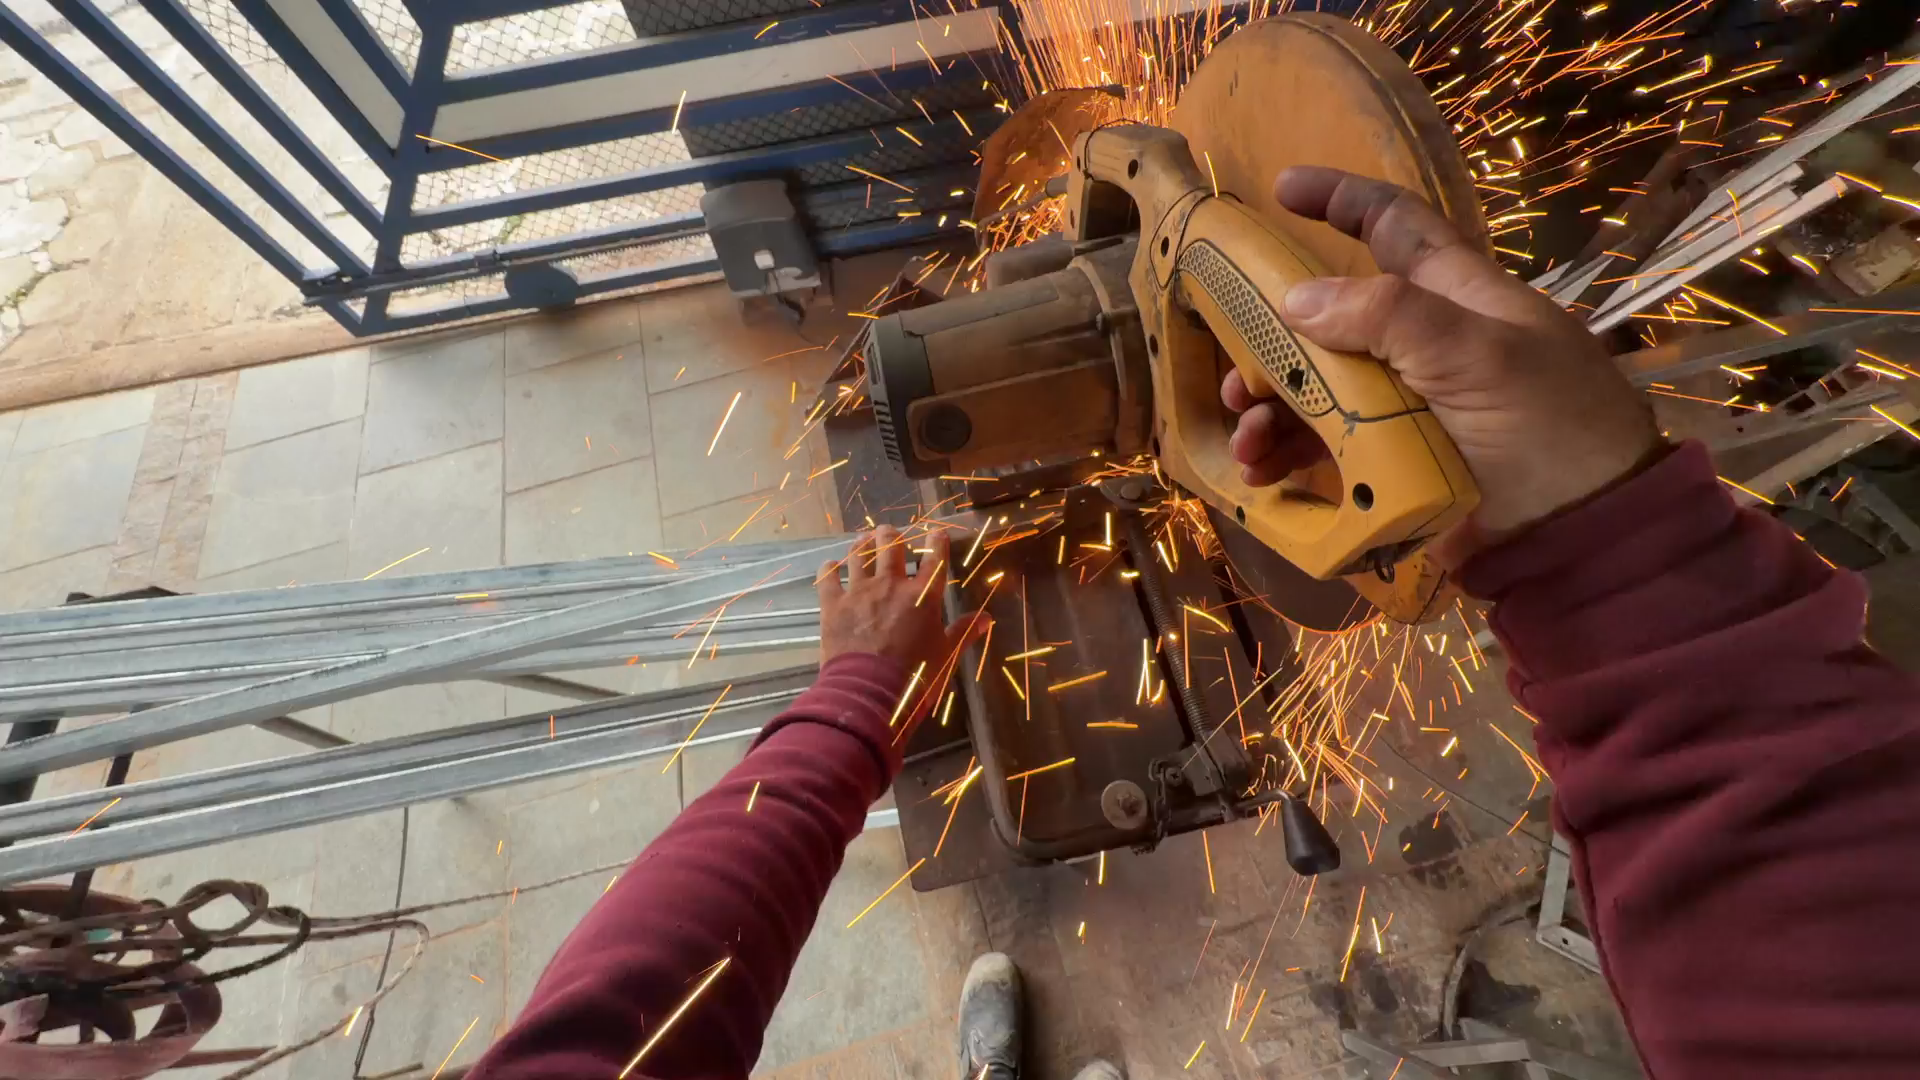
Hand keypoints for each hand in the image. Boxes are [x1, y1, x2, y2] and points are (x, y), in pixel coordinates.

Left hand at [817, 526, 987, 727]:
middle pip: (891, 547)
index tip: (936, 533)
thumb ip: (963, 633)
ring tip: (863, 540)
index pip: (934, 560)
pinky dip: (829, 568)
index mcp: (923, 597)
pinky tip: (830, 564)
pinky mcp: (833, 604)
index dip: (937, 543)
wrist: (869, 692)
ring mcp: (860, 592)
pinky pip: (828, 577)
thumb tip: (987, 618)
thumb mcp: (946, 656)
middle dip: (891, 535)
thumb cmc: (915, 677)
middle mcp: (891, 585)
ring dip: (861, 544)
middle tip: (889, 533)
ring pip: (859, 555)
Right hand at [1224, 166, 1663, 556]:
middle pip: (1321, 323)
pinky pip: (1313, 444)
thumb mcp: (1480, 357)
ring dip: (1265, 409)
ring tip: (1247, 440)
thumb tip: (1293, 300)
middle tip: (1234, 376)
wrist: (1574, 532)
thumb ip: (1390, 318)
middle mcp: (1412, 343)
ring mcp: (1392, 403)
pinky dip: (1279, 456)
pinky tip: (1260, 473)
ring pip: (1307, 389)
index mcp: (1448, 296)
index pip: (1392, 224)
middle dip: (1269, 342)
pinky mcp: (1379, 455)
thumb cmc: (1546, 427)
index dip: (1340, 198)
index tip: (1282, 188)